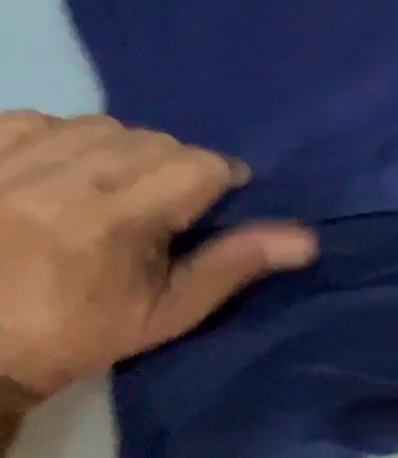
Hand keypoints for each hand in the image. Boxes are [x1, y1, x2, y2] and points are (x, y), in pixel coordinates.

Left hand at [0, 111, 315, 397]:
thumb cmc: (73, 335)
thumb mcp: (165, 313)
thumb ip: (232, 265)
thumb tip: (307, 240)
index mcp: (109, 221)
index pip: (198, 165)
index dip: (217, 181)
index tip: (207, 208)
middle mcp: (56, 184)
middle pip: (152, 140)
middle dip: (170, 166)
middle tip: (158, 205)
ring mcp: (5, 169)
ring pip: (95, 125)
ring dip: (116, 150)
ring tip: (107, 187)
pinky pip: (30, 122)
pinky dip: (54, 138)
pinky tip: (55, 171)